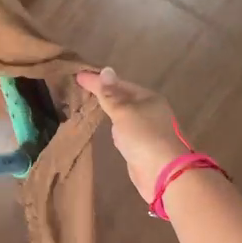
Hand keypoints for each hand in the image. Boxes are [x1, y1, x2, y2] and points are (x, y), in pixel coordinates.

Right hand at [76, 67, 184, 197]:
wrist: (163, 173)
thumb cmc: (143, 137)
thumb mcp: (123, 112)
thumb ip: (111, 94)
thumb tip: (106, 70)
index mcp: (148, 98)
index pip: (119, 84)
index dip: (98, 80)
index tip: (78, 76)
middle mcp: (150, 111)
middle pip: (123, 98)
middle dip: (105, 93)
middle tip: (83, 88)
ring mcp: (147, 129)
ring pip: (124, 115)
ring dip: (110, 110)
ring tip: (92, 105)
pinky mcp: (142, 146)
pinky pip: (125, 131)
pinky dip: (115, 128)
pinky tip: (109, 130)